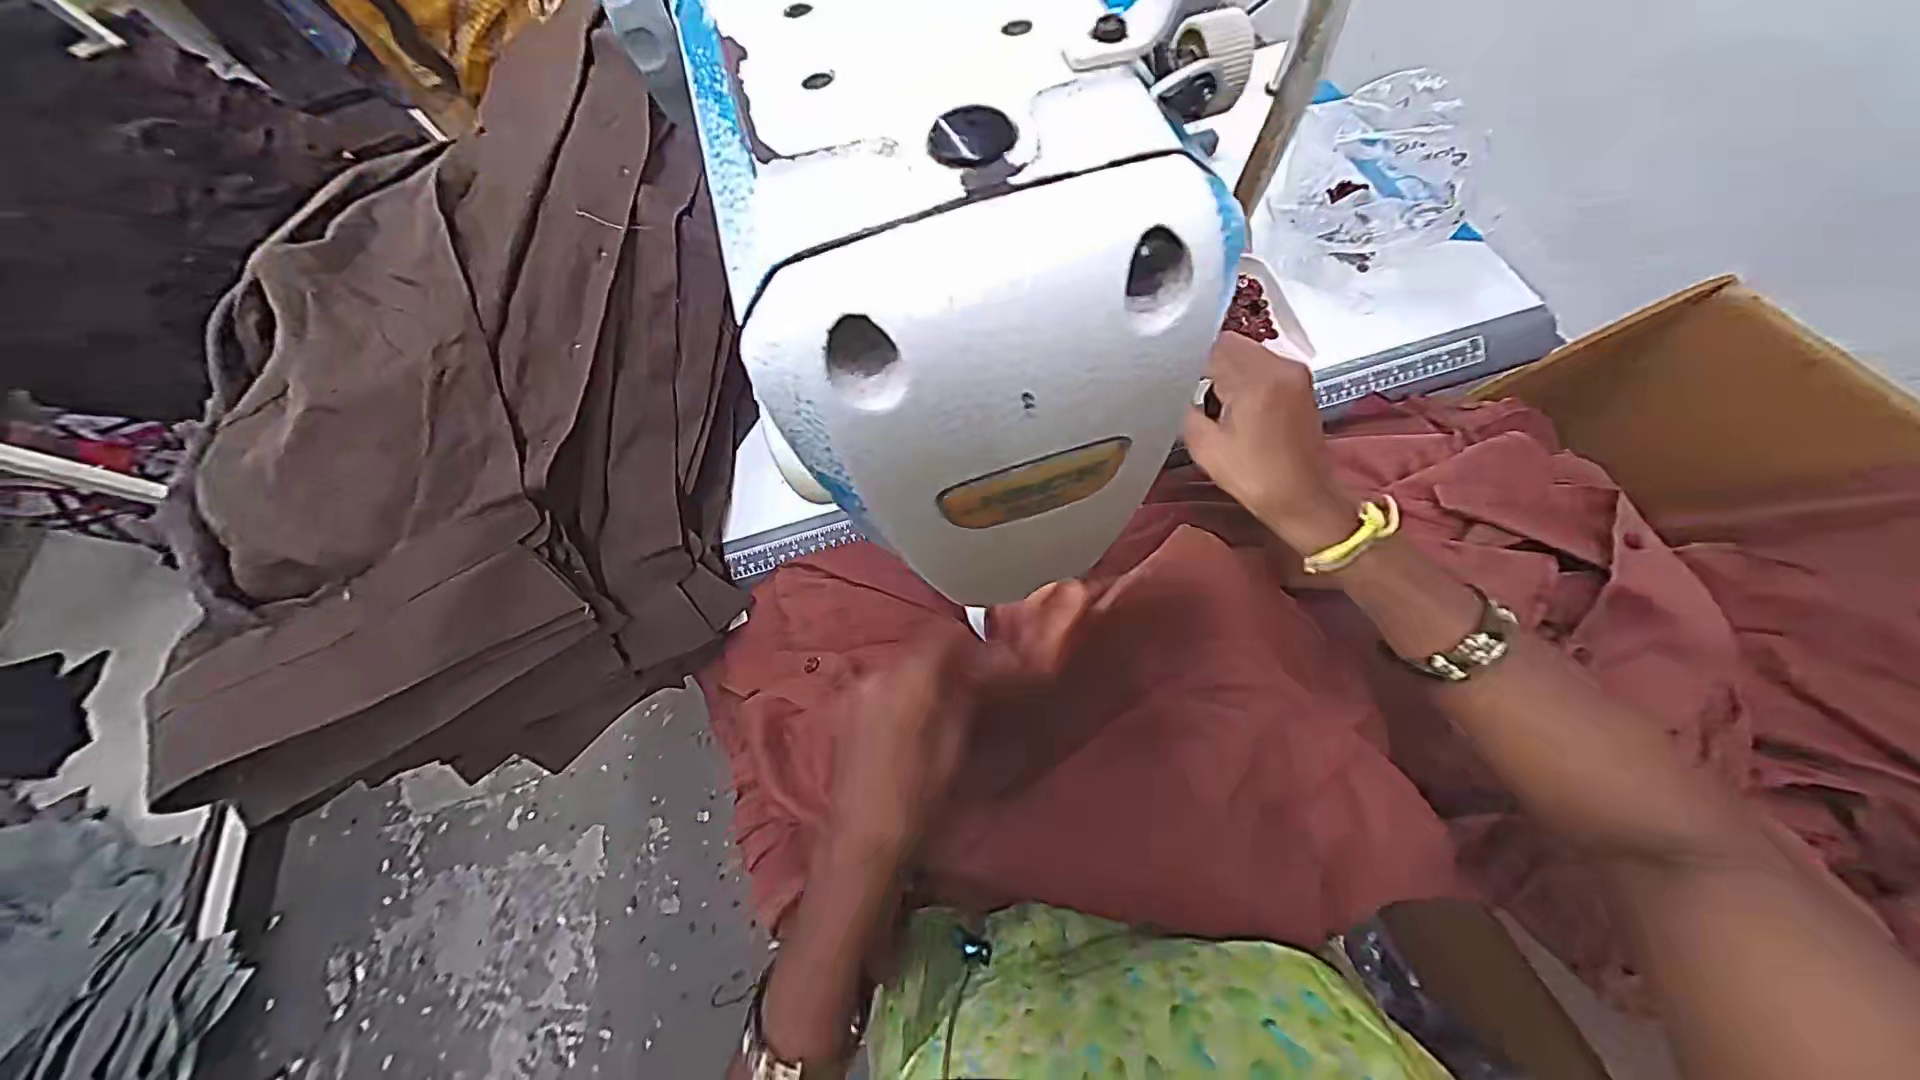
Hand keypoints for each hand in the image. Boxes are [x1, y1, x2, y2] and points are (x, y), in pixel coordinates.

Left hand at [829, 632, 979, 863]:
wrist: (861, 837)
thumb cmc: (915, 798)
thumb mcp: (953, 746)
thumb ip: (965, 695)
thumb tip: (985, 665)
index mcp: (907, 681)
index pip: (943, 637)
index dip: (971, 645)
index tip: (989, 660)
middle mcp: (877, 676)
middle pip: (921, 650)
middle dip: (949, 661)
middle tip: (973, 682)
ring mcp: (857, 691)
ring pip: (902, 667)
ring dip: (926, 676)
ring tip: (945, 702)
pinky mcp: (846, 708)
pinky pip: (884, 684)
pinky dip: (904, 690)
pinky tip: (915, 717)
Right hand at [1183, 333, 1357, 551]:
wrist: (1303, 497)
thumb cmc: (1254, 477)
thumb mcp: (1205, 447)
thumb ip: (1185, 410)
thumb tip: (1175, 392)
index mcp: (1256, 380)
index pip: (1211, 347)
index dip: (1185, 360)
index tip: (1169, 377)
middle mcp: (1280, 366)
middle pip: (1231, 344)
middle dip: (1205, 363)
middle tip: (1187, 389)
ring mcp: (1294, 372)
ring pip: (1246, 352)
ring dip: (1224, 368)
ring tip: (1209, 400)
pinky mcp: (1300, 383)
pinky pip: (1262, 364)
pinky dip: (1242, 375)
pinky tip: (1231, 403)